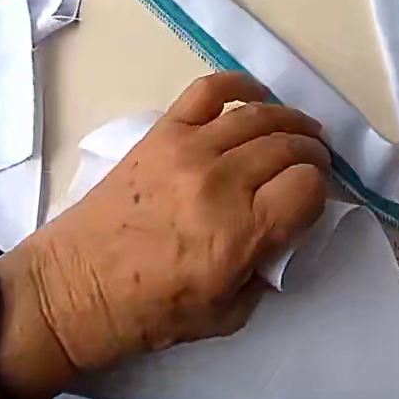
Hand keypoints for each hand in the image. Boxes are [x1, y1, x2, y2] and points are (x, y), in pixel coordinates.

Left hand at [0, 72, 330, 398]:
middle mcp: (220, 181)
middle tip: (314, 160)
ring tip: (298, 129)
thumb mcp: (228, 314)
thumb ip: (266, 267)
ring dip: (288, 119)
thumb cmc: (150, 310)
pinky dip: (238, 84)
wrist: (79, 283)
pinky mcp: (162, 132)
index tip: (311, 198)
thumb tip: (283, 227)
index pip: (308, 187)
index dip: (319, 191)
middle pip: (287, 146)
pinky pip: (208, 91)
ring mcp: (188, 149)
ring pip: (257, 115)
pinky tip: (255, 93)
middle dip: (311, 152)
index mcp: (241, 231)